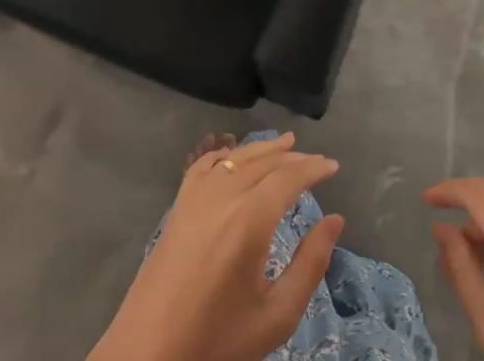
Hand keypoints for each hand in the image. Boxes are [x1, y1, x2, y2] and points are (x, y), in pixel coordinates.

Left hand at [89, 132, 344, 360]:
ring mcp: (193, 200)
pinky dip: (225, 154)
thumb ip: (310, 264)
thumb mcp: (276, 315)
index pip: (287, 178)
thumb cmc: (218, 339)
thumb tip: (334, 220)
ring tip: (284, 143)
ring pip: (233, 158)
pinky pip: (203, 167)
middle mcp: (221, 197)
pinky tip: (235, 157)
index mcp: (248, 220)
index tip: (334, 166)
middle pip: (263, 163)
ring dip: (262, 150)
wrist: (149, 354)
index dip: (313, 168)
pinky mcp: (176, 210)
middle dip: (293, 158)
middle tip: (317, 160)